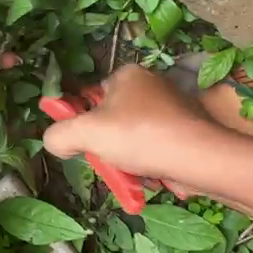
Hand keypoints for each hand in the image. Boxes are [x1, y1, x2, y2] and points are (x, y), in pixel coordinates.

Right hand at [42, 65, 236, 184]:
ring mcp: (173, 106)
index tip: (88, 147)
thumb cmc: (139, 136)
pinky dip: (152, 164)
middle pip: (114, 121)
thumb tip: (53, 141)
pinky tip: (154, 177)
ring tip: (136, 176)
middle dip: (110, 149)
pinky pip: (158, 147)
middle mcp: (151, 84)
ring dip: (130, 162)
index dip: (85, 125)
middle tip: (113, 166)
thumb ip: (59, 135)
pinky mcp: (189, 129)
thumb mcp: (86, 134)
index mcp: (126, 75)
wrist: (199, 157)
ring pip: (136, 139)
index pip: (92, 98)